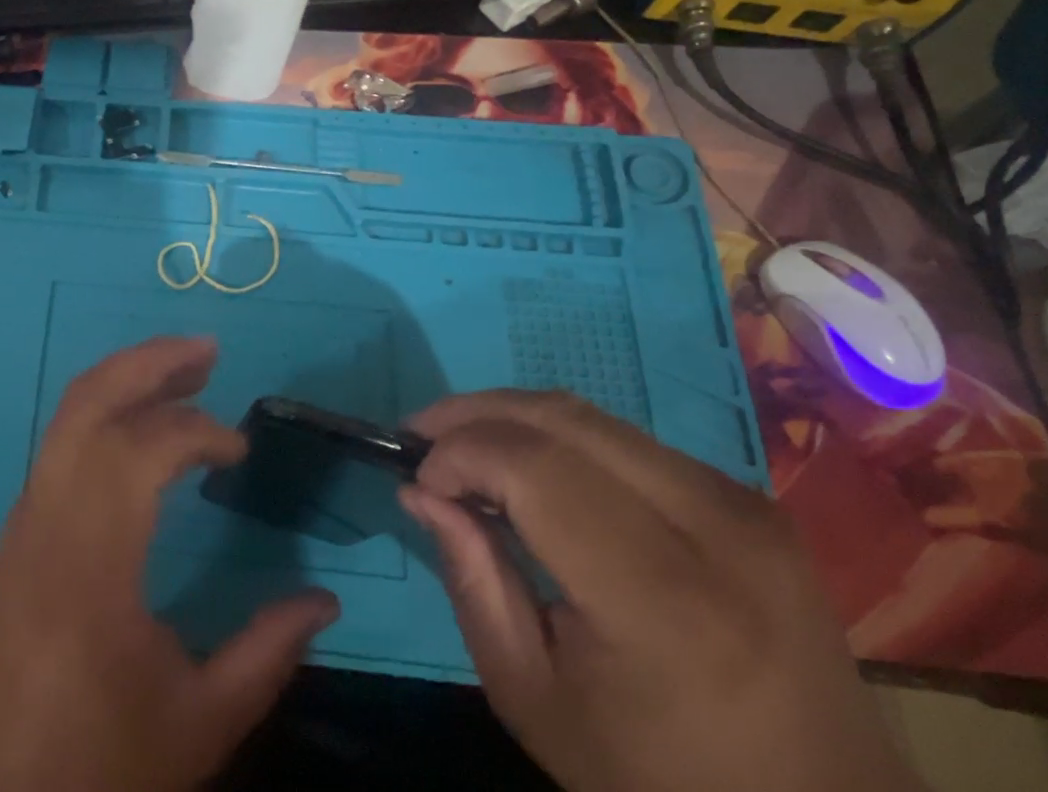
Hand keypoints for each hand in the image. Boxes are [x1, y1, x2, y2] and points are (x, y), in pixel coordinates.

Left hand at [0, 337, 338, 791]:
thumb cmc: (98, 753)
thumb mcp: (201, 721)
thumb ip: (267, 653)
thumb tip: (325, 600)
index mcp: (91, 567)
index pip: (137, 453)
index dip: (195, 431)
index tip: (239, 450)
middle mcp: (47, 524)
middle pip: (86, 407)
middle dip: (147, 365)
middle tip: (206, 350)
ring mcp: (24, 521)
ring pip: (65, 418)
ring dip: (124, 382)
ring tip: (184, 371)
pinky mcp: (19, 529)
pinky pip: (59, 445)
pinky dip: (103, 414)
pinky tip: (142, 427)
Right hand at [400, 390, 922, 791]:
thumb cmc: (653, 771)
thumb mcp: (530, 692)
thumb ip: (472, 579)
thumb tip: (421, 492)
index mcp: (662, 597)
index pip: (536, 468)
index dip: (459, 454)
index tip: (416, 483)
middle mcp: (716, 528)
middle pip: (565, 421)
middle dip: (474, 415)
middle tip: (419, 438)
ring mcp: (746, 507)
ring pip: (597, 418)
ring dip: (514, 419)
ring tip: (462, 449)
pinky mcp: (754, 503)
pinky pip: (632, 442)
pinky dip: (561, 440)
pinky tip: (528, 469)